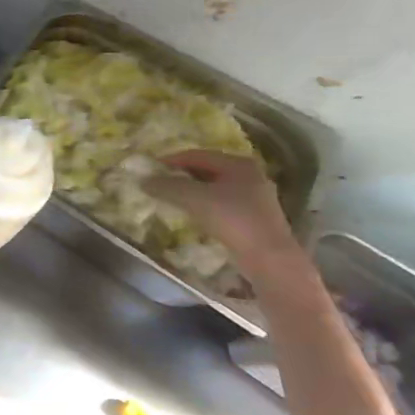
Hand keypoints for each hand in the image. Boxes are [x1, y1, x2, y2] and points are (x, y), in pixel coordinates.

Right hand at [142, 150, 309, 288]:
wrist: (270, 259)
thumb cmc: (234, 219)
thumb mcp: (195, 199)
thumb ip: (168, 187)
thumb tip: (144, 181)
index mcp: (238, 164)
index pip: (198, 155)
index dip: (172, 160)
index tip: (151, 168)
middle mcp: (250, 176)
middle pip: (208, 170)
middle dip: (182, 175)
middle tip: (160, 182)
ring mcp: (255, 198)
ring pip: (215, 188)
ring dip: (193, 191)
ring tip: (172, 198)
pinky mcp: (255, 218)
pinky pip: (223, 204)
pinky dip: (204, 205)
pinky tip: (193, 214)